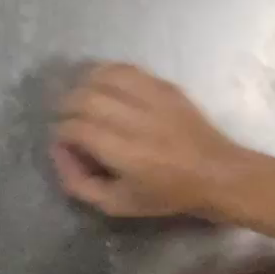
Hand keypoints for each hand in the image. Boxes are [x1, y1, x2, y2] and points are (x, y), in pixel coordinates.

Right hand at [52, 63, 250, 218]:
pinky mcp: (164, 86)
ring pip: (103, 76)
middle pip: (84, 98)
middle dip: (66, 107)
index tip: (64, 142)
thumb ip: (79, 183)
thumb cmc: (166, 194)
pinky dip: (106, 72)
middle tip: (67, 119)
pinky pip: (126, 69)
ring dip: (83, 85)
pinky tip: (103, 85)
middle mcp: (135, 120)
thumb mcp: (117, 205)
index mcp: (124, 152)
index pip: (75, 128)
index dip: (61, 133)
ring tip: (81, 99)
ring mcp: (152, 98)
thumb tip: (58, 152)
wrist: (216, 173)